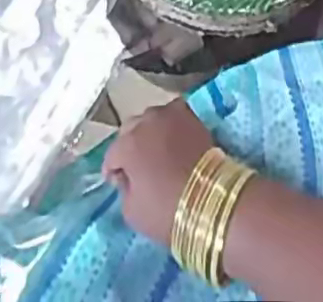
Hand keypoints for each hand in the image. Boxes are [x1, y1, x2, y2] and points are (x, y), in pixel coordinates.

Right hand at [103, 100, 216, 243]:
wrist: (210, 197)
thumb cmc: (167, 210)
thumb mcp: (131, 210)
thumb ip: (123, 187)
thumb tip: (126, 174)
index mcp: (127, 145)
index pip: (112, 155)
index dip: (114, 171)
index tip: (120, 182)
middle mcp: (145, 122)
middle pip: (129, 131)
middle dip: (130, 147)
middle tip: (138, 166)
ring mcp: (168, 114)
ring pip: (150, 118)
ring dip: (149, 132)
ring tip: (157, 150)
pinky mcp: (189, 113)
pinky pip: (171, 112)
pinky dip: (169, 122)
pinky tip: (172, 136)